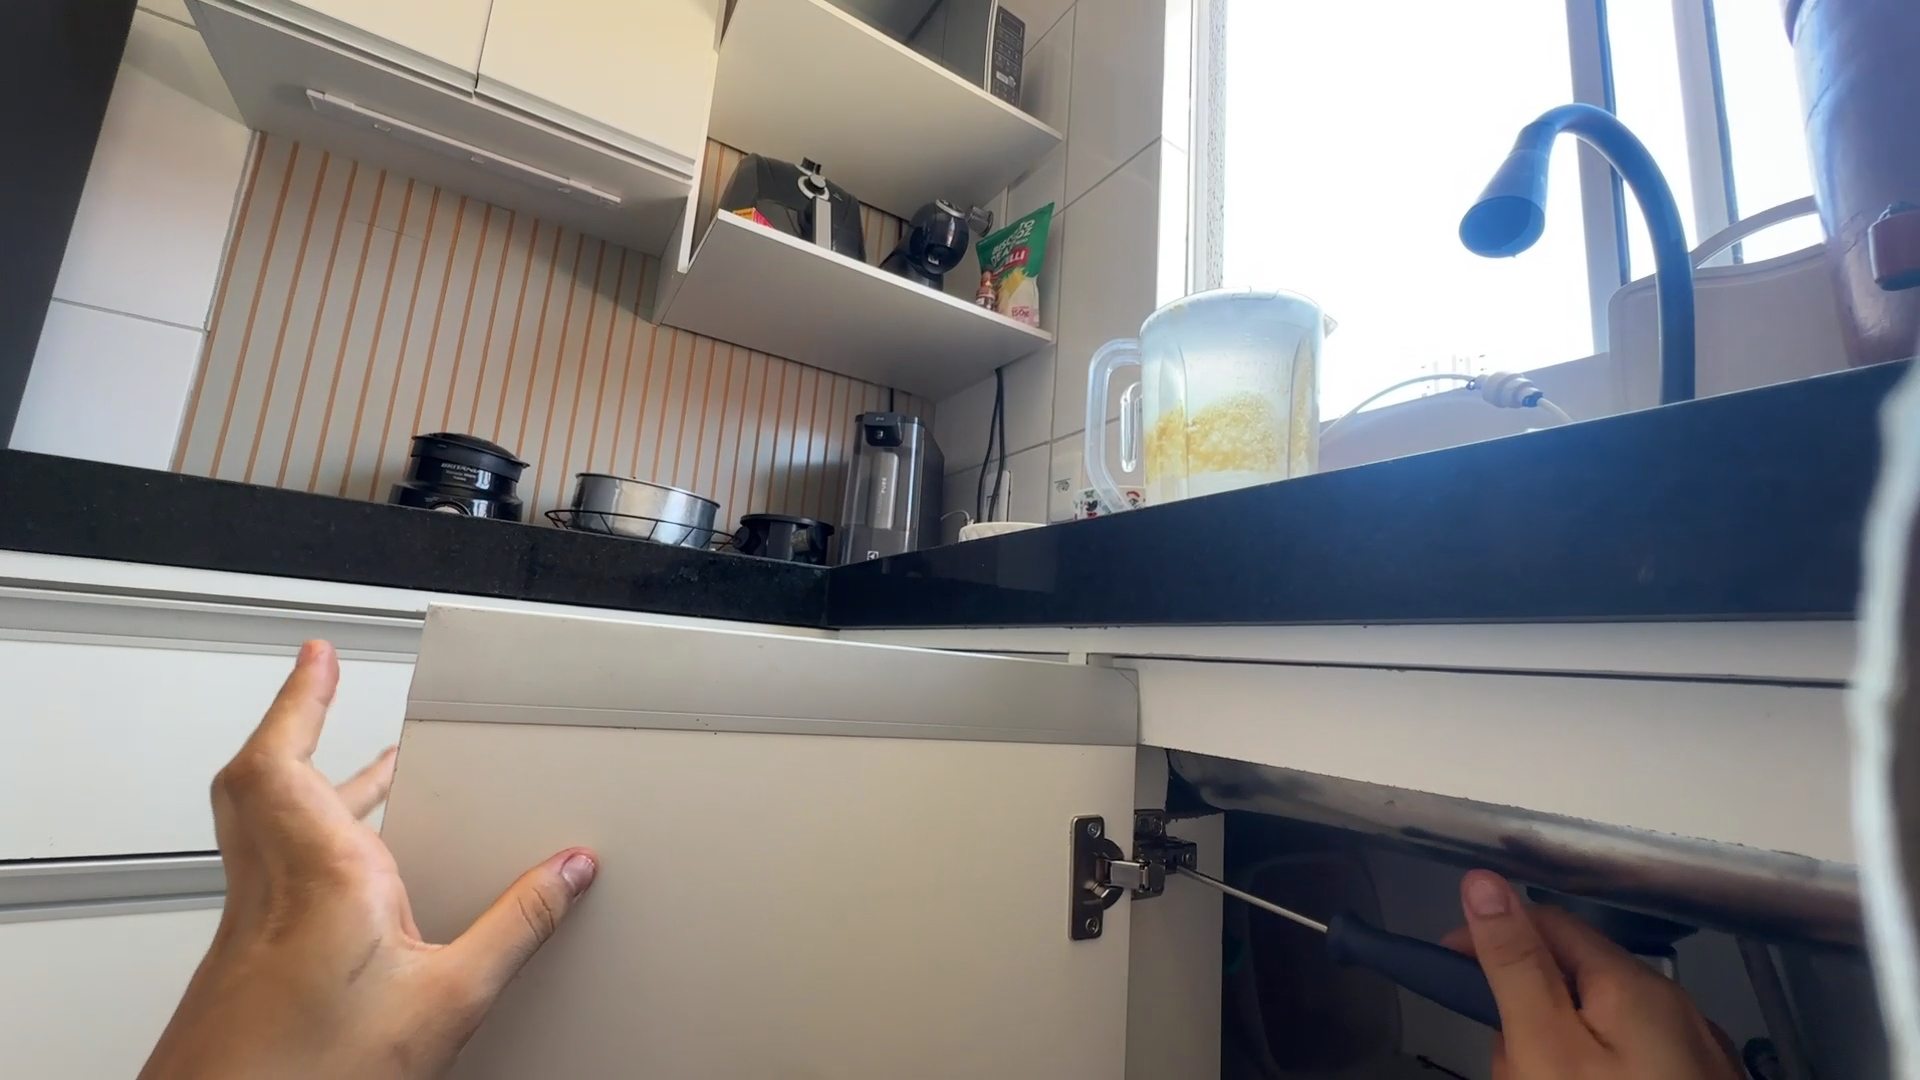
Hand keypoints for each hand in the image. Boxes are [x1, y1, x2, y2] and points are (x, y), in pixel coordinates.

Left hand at [139, 641, 598, 1079]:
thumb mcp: (446, 1001)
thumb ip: (518, 925)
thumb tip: (570, 870)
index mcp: (319, 882)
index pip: (281, 764)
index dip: (296, 701)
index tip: (314, 656)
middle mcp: (271, 896)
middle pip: (263, 783)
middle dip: (300, 724)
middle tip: (325, 687)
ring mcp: (252, 931)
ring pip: (273, 826)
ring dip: (320, 782)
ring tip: (378, 765)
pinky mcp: (249, 965)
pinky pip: (280, 872)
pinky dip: (323, 840)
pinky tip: (373, 872)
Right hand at [1447, 871, 1741, 1079]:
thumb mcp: (1543, 1042)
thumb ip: (1513, 958)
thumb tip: (1481, 878)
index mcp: (1635, 984)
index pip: (1545, 918)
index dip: (1490, 929)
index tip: (1449, 961)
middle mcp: (1675, 1008)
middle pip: (1570, 971)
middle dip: (1522, 1001)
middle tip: (1505, 1054)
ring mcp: (1697, 1054)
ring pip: (1595, 1018)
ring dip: (1552, 1041)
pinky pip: (1627, 1057)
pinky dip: (1590, 1069)